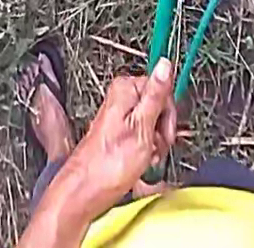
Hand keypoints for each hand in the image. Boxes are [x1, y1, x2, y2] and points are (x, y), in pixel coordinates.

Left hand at [42, 59, 178, 227]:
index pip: (162, 89)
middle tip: (154, 147)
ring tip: (145, 157)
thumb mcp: (142, 126)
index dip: (168, 115)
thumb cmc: (110, 163)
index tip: (164, 133)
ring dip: (154, 143)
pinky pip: (142, 134)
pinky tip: (140, 161)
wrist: (86, 190)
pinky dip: (145, 149)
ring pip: (152, 123)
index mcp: (126, 88)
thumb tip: (165, 64)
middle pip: (158, 106)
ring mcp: (119, 114)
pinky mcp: (118, 130)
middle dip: (161, 131)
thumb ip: (155, 94)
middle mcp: (121, 96)